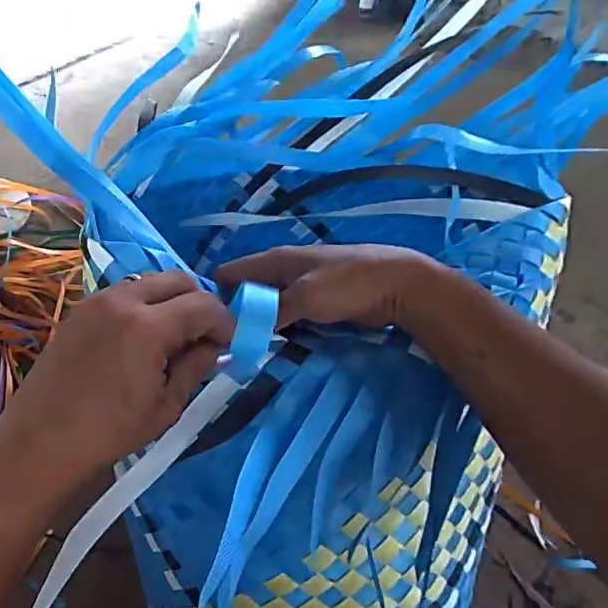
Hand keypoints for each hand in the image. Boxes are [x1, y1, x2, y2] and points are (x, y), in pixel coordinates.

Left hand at [0, 270, 233, 490]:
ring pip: (149, 281)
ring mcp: (97, 300)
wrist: (42, 437)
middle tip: (203, 337)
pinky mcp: (80, 309)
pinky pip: (123, 293)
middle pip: (178, 280)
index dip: (225, 323)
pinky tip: (140, 339)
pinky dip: (142, 305)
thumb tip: (212, 347)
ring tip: (172, 338)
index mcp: (148, 326)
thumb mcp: (165, 406)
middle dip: (199, 303)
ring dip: (170, 301)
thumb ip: (194, 368)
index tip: (230, 344)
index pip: (204, 305)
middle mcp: (122, 300)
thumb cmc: (108, 431)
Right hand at [217, 245, 447, 329]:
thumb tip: (243, 331)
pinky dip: (280, 327)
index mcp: (276, 259)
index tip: (208, 322)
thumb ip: (272, 313)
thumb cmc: (349, 284)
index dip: (216, 293)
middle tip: (226, 342)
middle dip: (237, 313)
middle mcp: (283, 269)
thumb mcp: (304, 298)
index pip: (230, 272)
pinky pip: (287, 314)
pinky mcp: (316, 301)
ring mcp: (301, 285)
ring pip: (267, 305)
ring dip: (259, 323)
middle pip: (247, 291)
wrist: (400, 284)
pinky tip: (275, 343)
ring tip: (246, 347)